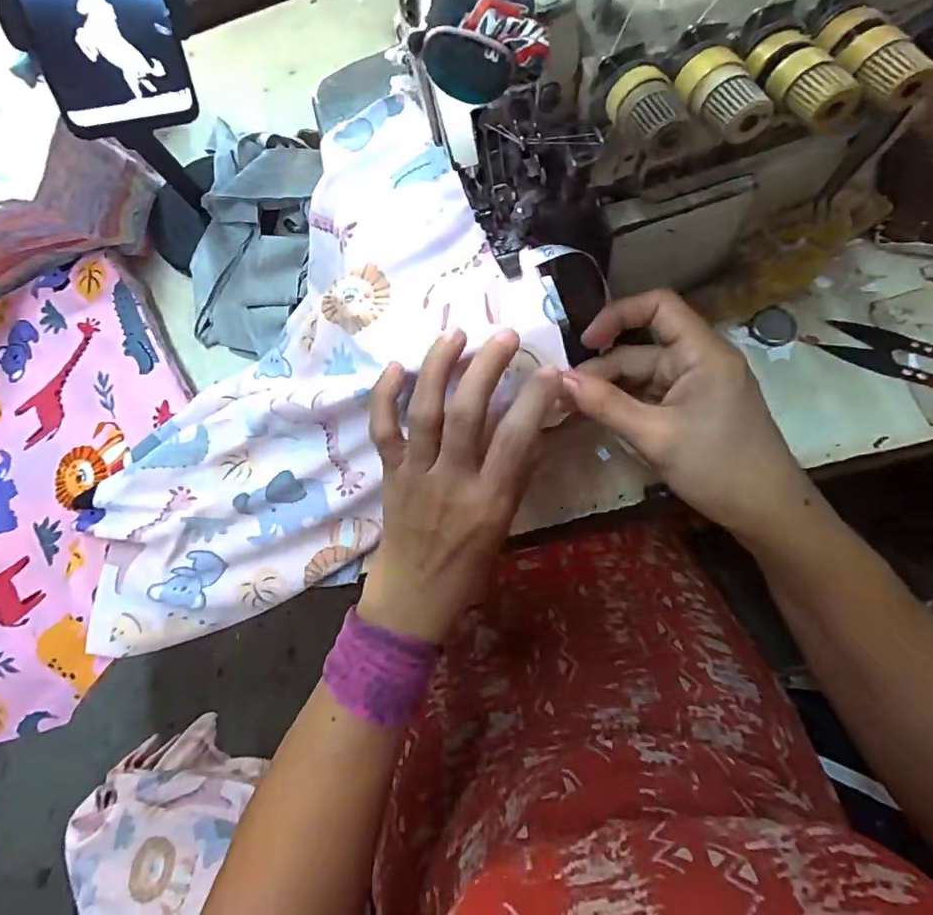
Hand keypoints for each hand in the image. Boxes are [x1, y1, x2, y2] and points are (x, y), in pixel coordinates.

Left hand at [359, 329, 560, 643]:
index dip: (532, 399)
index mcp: (488, 500)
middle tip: (504, 336)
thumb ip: (517, 476)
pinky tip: (395, 366)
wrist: (412, 598)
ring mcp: (415, 474)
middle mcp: (450, 481)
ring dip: (438, 368)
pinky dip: (385, 396)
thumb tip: (536, 428)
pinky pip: (383, 430)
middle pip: (465, 414)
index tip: (548, 370)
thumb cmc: (468, 567)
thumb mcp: (505, 527)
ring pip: (424, 412)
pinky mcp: (389, 473)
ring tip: (455, 334)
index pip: (514, 439)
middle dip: (485, 368)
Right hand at [561, 290, 823, 542]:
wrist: (767, 512)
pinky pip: (652, 395)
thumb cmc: (718, 467)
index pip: (659, 305)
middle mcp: (700, 360)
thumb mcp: (655, 436)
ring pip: (643, 375)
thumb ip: (606, 405)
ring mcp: (697, 385)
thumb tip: (560, 379)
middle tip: (563, 396)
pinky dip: (626, 405)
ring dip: (610, 390)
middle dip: (602, 368)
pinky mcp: (694, 407)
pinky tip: (600, 419)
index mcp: (702, 353)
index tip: (587, 342)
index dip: (618, 314)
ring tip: (573, 409)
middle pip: (641, 348)